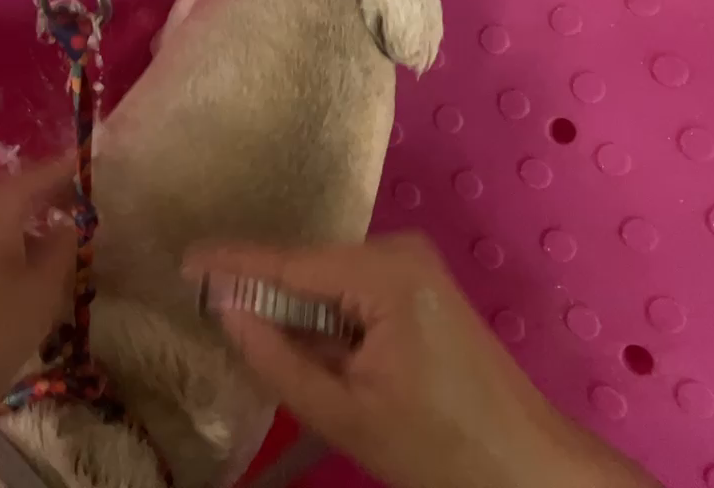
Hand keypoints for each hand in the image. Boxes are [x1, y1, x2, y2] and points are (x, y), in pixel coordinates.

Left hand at [0, 159, 77, 487]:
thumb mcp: (40, 294)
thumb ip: (62, 248)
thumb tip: (66, 224)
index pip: (42, 173)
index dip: (72, 171)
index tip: (96, 172)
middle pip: (14, 193)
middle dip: (49, 201)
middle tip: (81, 218)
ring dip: (25, 230)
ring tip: (53, 256)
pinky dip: (2, 251)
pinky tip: (12, 285)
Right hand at [186, 234, 654, 487]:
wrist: (532, 471)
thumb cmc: (440, 449)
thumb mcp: (345, 414)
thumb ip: (278, 357)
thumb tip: (225, 307)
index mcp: (383, 272)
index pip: (289, 261)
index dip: (231, 263)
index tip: (182, 261)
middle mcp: (397, 248)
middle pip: (308, 267)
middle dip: (263, 291)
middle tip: (210, 308)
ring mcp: (413, 263)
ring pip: (328, 281)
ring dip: (295, 310)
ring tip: (256, 336)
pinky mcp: (419, 282)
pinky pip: (352, 290)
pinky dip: (325, 317)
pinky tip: (311, 347)